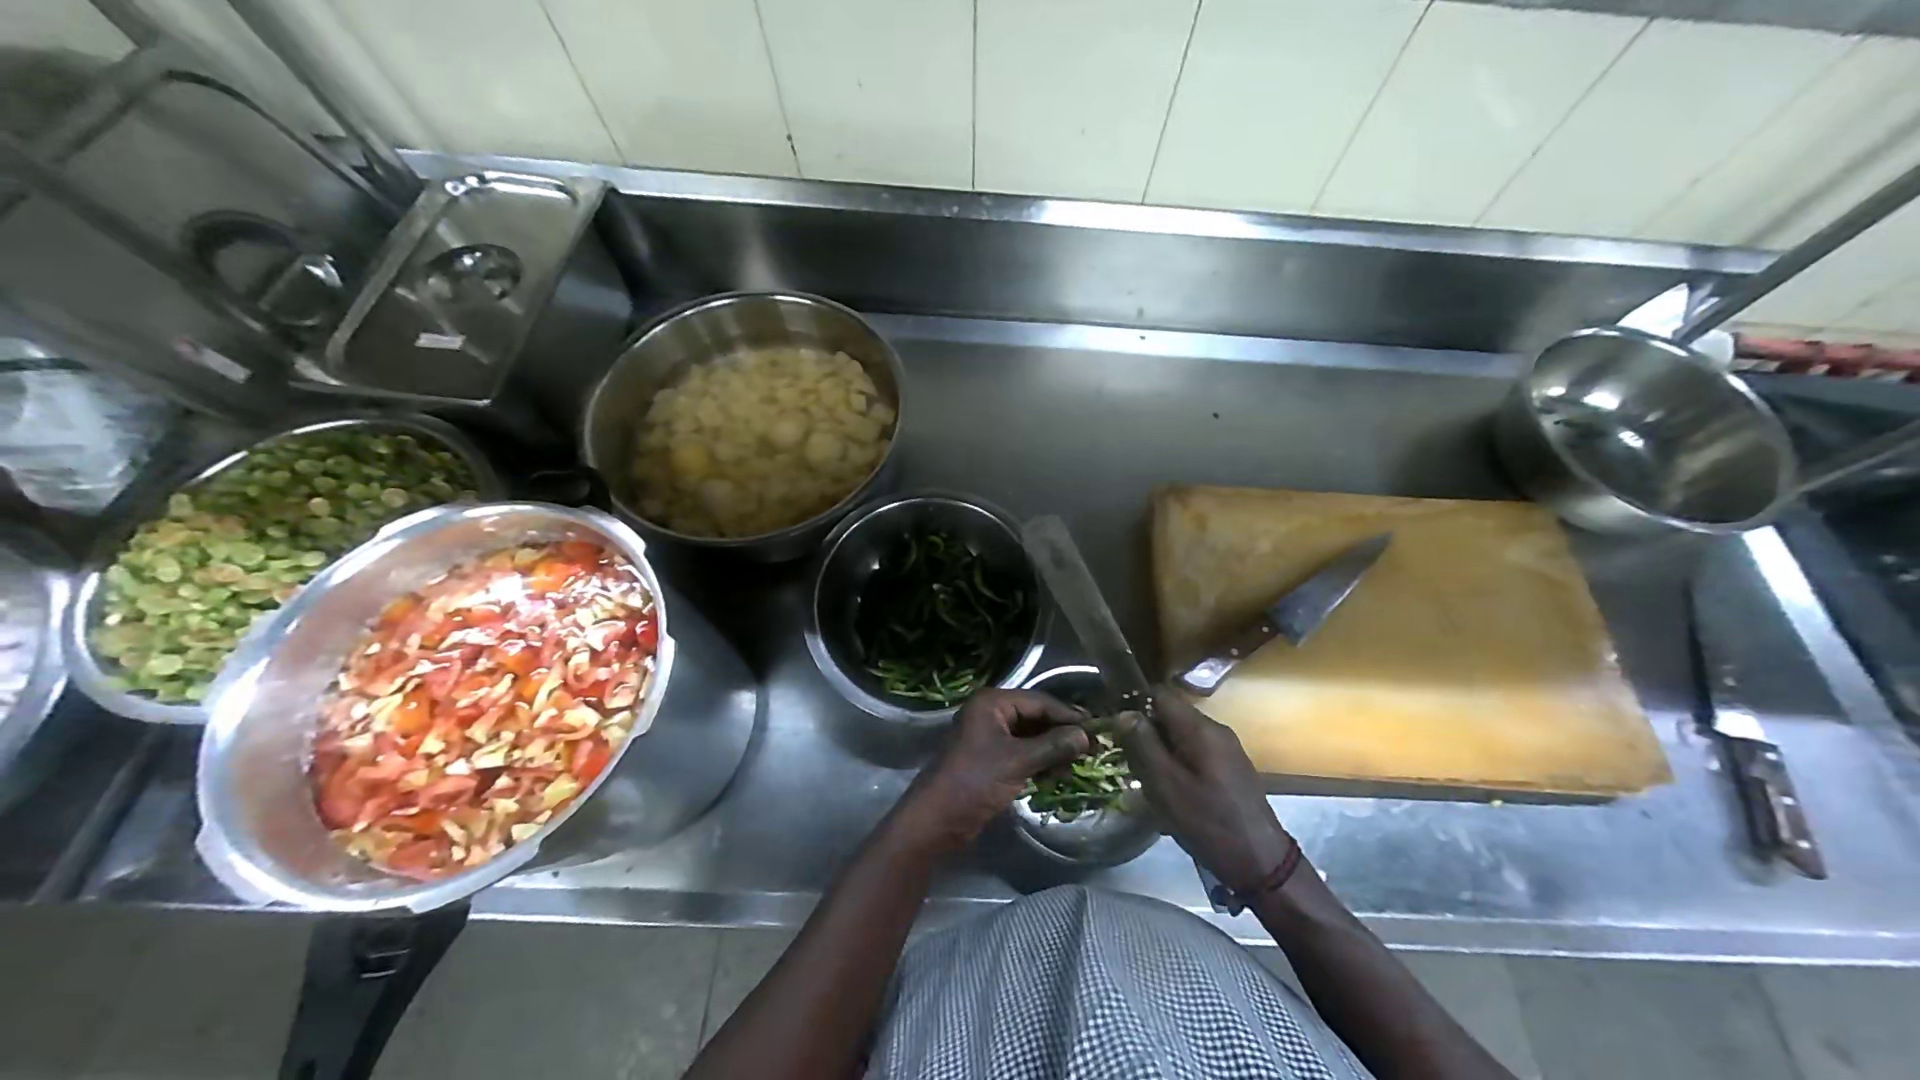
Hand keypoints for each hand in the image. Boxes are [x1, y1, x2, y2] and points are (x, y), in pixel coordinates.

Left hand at [894, 688, 1090, 853]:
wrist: (937, 819)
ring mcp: (989, 736)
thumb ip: (1053, 746)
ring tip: (1072, 768)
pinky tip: (1054, 777)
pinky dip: (1039, 763)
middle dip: (1061, 735)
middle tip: (1092, 750)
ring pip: (1031, 737)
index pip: (1039, 702)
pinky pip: (1023, 753)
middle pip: (1036, 718)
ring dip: (1052, 751)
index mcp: (992, 703)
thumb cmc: (974, 781)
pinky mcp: (991, 759)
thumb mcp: (1017, 761)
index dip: (1068, 715)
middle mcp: (991, 713)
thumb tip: (1085, 736)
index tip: (1097, 729)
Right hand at [1117, 687, 1294, 893]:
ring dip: (1159, 752)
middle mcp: (1216, 730)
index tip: (1114, 727)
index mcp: (1200, 728)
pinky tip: (1169, 792)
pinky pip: (1194, 753)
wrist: (1262, 864)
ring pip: (1180, 736)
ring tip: (1145, 781)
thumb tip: (1124, 713)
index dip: (1133, 703)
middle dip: (1145, 733)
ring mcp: (1226, 750)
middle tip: (1127, 761)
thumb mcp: (1166, 785)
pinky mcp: (1230, 770)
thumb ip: (1143, 745)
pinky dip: (1175, 765)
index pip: (1160, 694)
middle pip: (1170, 715)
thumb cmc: (1209, 823)